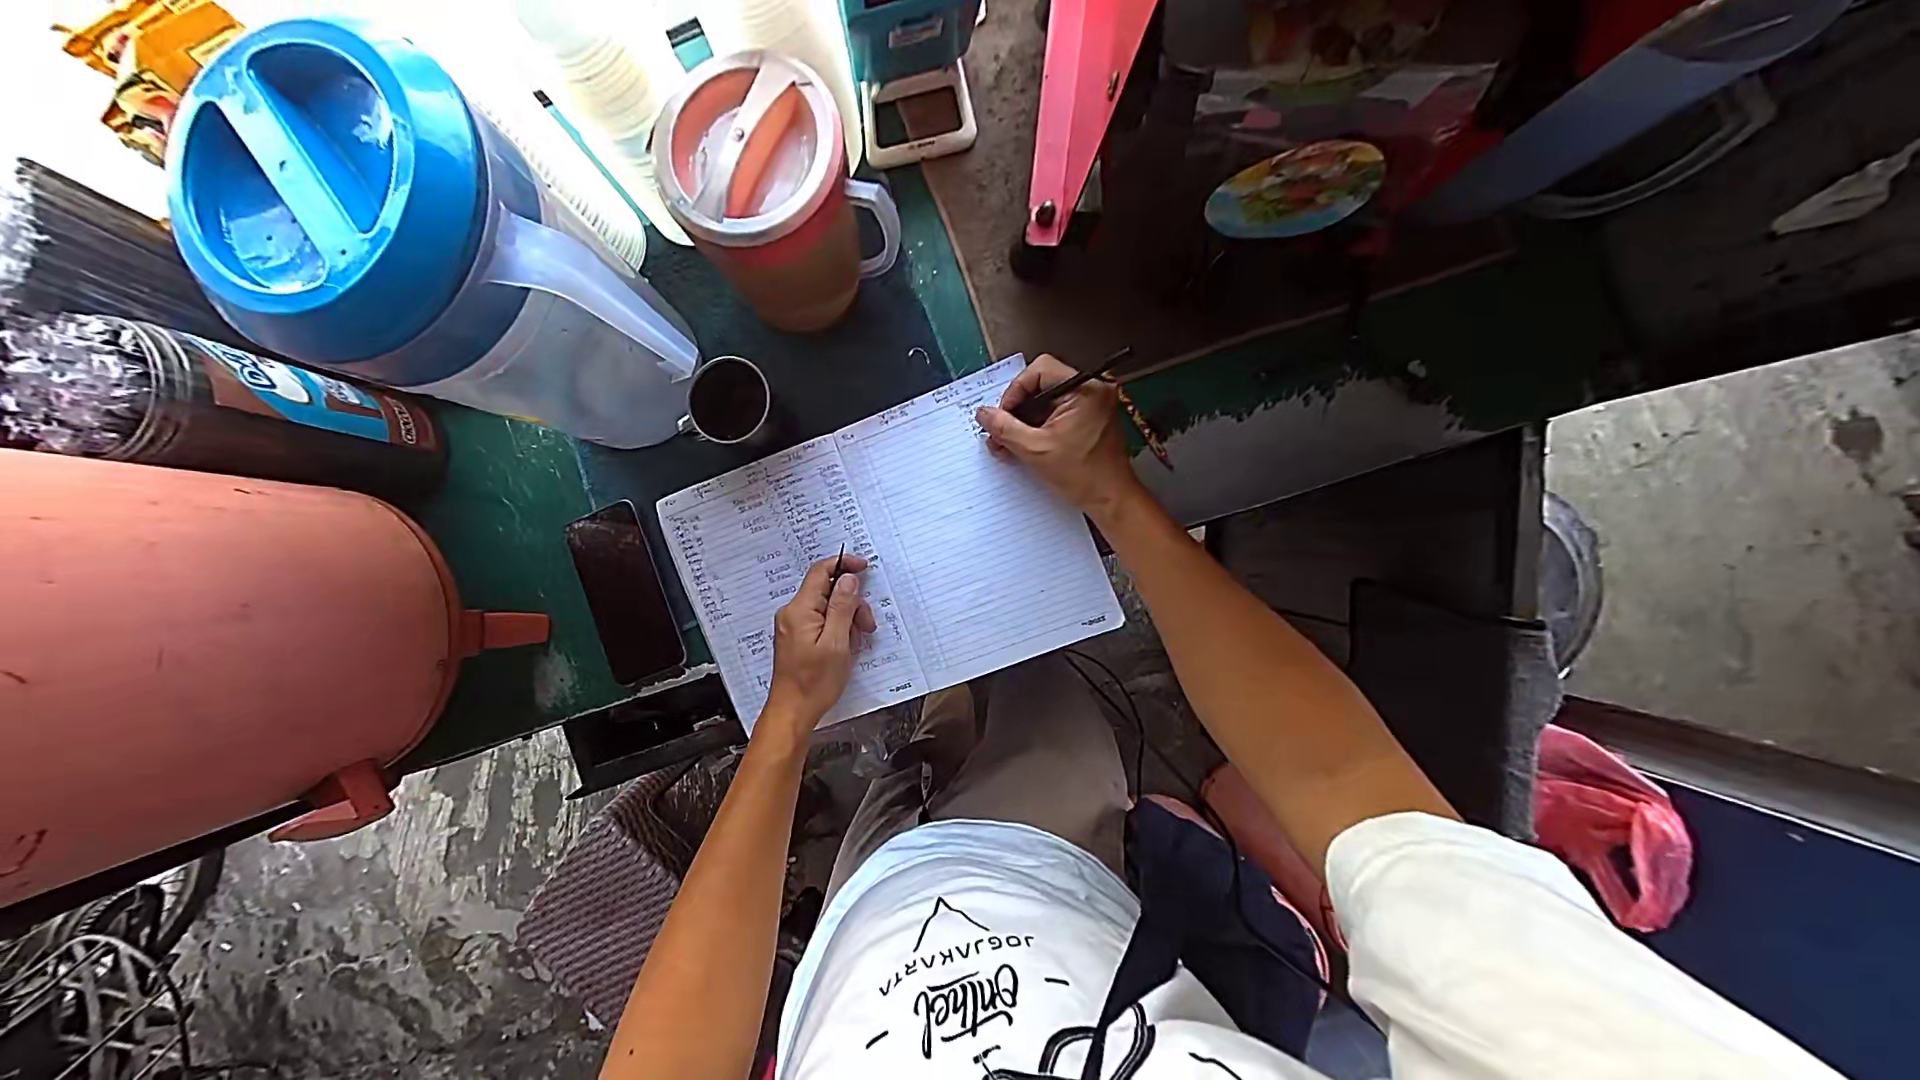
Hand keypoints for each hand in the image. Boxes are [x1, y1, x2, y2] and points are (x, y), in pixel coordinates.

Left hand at [760, 554, 876, 742]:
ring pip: (827, 607)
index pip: (820, 572)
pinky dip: (838, 628)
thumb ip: (842, 607)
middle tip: (865, 624)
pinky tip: (845, 646)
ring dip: (847, 618)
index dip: (844, 565)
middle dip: (851, 603)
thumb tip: (848, 579)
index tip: (864, 567)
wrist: (793, 711)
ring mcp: (794, 625)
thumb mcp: (836, 643)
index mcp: (799, 611)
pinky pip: (822, 621)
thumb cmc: (813, 683)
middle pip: (827, 591)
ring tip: (855, 642)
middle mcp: (793, 613)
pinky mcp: (798, 636)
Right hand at [975, 354, 1143, 519]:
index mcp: (1086, 390)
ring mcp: (1092, 404)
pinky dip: (1038, 427)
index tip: (1003, 414)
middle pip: (1042, 385)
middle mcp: (1093, 390)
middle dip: (1017, 409)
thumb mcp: (1035, 450)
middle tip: (1002, 430)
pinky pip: (1056, 413)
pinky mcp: (1088, 418)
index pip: (1039, 370)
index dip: (1015, 391)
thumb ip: (1005, 428)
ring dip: (1025, 421)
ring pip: (1046, 401)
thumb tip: (984, 413)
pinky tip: (1023, 445)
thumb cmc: (1086, 476)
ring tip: (1009, 442)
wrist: (1111, 499)